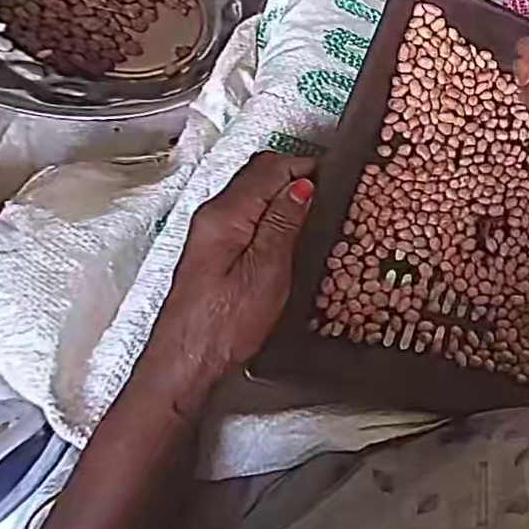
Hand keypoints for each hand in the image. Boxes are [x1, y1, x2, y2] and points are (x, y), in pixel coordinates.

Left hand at [146, 152, 315, 403]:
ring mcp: (212, 232)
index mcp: (226, 214)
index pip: (269, 168)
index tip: (341, 173)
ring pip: (255, 193)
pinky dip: (276, 209)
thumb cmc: (228, 322)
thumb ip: (284, 223)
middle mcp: (214, 215)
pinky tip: (297, 225)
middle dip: (298, 172)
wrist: (186, 363)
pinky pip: (250, 213)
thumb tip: (303, 184)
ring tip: (325, 204)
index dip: (306, 165)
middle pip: (259, 175)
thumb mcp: (267, 270)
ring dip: (287, 190)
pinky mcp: (216, 250)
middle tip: (337, 187)